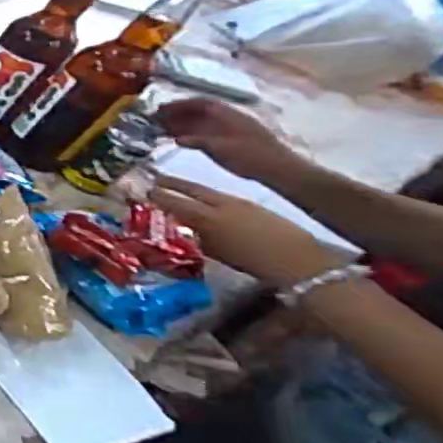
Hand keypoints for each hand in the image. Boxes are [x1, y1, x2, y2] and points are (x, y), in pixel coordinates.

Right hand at [149, 175, 351, 289]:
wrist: (300, 261)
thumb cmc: (252, 262)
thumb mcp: (216, 252)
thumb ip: (197, 236)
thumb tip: (183, 228)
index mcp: (205, 216)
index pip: (172, 201)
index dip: (155, 195)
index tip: (141, 191)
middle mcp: (220, 204)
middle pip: (190, 189)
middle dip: (170, 184)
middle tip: (154, 180)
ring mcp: (239, 203)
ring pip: (207, 191)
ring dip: (190, 188)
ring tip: (179, 189)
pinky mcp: (254, 206)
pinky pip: (224, 197)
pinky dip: (210, 197)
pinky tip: (210, 203)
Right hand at [154, 98, 311, 186]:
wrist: (280, 170)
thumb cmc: (251, 157)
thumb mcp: (221, 149)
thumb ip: (198, 142)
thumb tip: (176, 139)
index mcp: (228, 115)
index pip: (201, 103)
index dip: (179, 104)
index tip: (160, 109)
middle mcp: (229, 118)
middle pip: (200, 111)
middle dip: (177, 114)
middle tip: (156, 120)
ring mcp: (232, 129)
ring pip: (202, 122)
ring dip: (182, 124)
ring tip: (163, 130)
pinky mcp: (233, 140)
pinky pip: (207, 131)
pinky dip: (191, 133)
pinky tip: (181, 140)